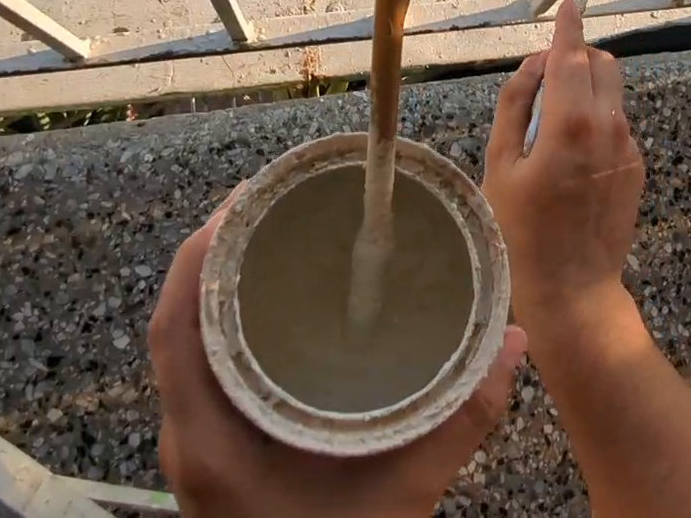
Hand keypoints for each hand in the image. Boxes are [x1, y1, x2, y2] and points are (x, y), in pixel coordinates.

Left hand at [148, 188, 527, 516]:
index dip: (198, 255)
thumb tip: (515, 338)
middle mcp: (189, 436)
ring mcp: (196, 443)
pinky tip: (269, 303)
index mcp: (212, 439)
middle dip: (214, 252)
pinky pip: (202, 366)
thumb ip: (463, 415)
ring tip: (267, 236)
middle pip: (177, 322)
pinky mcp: (212, 449)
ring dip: (216, 283)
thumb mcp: (407, 491)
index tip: (242, 202)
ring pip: (187, 343)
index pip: (175, 328)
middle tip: (268, 203)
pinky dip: (224, 319)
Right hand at [483, 0, 644, 352]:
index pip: (571, 56)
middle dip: (577, 57)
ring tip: (554, 124)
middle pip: (601, 64)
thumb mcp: (501, 165)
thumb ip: (516, 104)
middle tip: (545, 78)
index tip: (570, 2)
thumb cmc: (521, 230)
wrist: (573, 288)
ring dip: (587, 87)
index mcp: (569, 122)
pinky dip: (596, 118)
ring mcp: (628, 146)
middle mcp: (608, 126)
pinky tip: (572, 157)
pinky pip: (617, 122)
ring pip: (612, 92)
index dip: (568, 27)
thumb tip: (533, 65)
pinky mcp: (637, 165)